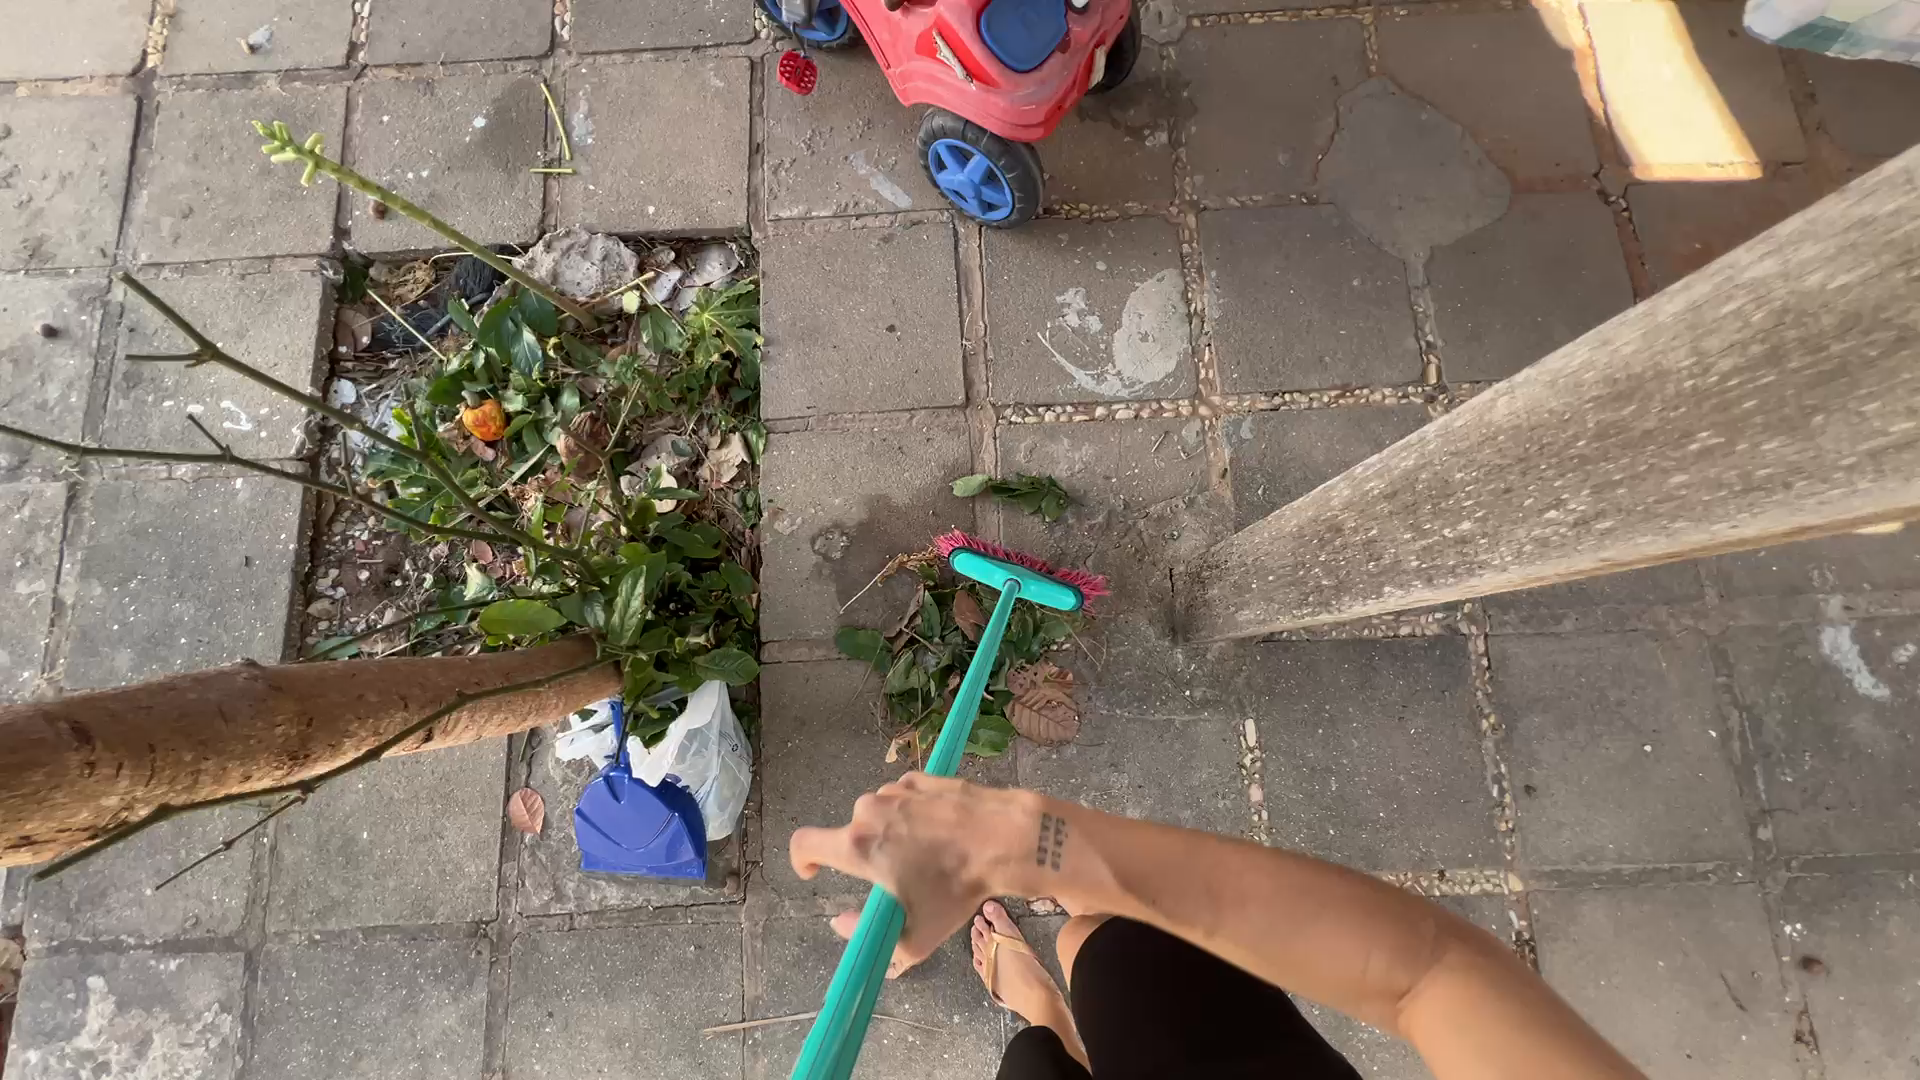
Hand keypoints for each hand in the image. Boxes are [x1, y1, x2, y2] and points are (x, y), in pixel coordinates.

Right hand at [789, 773, 1039, 974]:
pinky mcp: (919, 777)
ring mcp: (895, 789)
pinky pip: (903, 798)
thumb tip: (840, 922)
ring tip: (928, 853)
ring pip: (879, 814)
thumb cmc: (955, 889)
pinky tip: (940, 829)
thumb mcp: (913, 937)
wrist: (1002, 838)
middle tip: (899, 876)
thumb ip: (865, 935)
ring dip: (891, 832)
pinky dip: (911, 814)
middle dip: (867, 854)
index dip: (803, 860)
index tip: (815, 872)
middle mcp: (869, 810)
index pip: (804, 843)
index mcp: (857, 845)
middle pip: (851, 833)